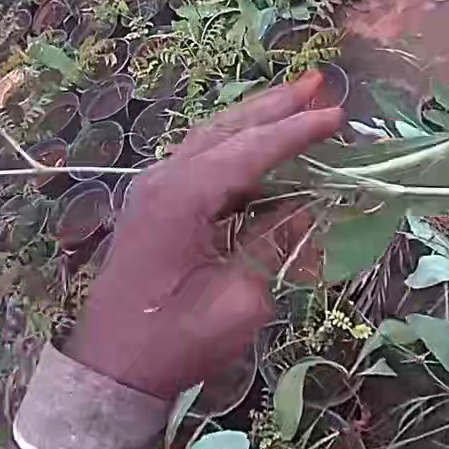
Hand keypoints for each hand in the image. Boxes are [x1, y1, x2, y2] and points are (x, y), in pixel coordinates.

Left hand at [66, 72, 343, 397]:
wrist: (111, 366)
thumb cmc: (174, 341)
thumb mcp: (238, 300)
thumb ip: (272, 242)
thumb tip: (307, 205)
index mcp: (181, 198)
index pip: (250, 151)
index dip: (296, 131)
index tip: (338, 114)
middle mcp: (163, 179)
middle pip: (227, 128)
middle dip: (275, 104)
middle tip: (318, 82)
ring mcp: (153, 187)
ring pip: (210, 137)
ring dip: (253, 117)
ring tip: (295, 99)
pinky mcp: (153, 201)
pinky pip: (198, 157)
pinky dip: (233, 143)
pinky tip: (257, 142)